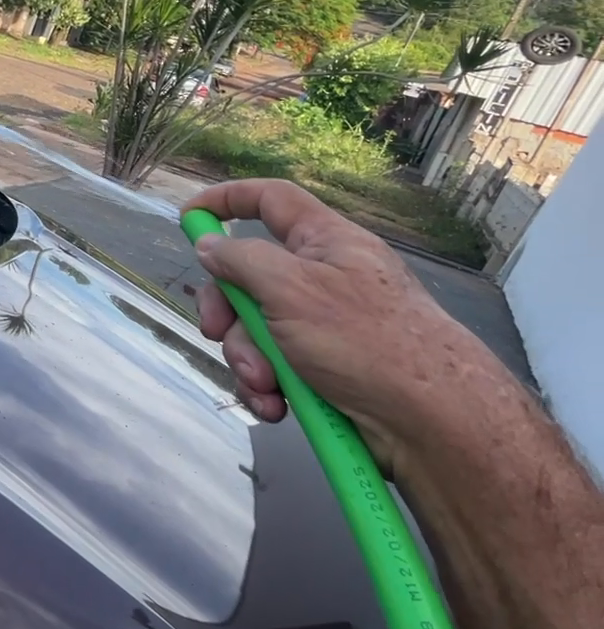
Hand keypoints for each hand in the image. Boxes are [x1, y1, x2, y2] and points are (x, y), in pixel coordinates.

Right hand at [185, 179, 494, 477]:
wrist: (440, 429)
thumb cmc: (366, 342)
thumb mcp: (291, 288)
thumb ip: (240, 259)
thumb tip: (210, 246)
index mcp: (326, 244)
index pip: (271, 200)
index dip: (226, 199)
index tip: (189, 219)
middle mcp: (323, 279)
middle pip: (247, 275)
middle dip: (226, 310)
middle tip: (215, 330)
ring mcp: (323, 325)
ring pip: (254, 326)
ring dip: (246, 357)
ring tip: (265, 383)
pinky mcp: (324, 366)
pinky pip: (272, 363)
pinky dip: (266, 384)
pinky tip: (275, 403)